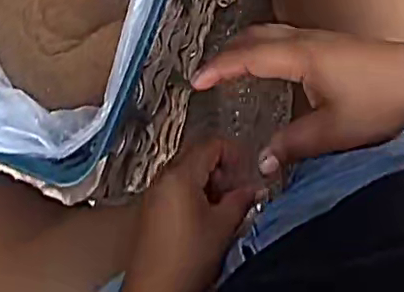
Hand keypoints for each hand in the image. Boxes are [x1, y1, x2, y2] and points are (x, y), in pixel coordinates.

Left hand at [125, 137, 261, 291]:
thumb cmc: (187, 260)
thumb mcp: (222, 227)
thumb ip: (241, 200)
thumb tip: (253, 189)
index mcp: (180, 174)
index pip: (212, 145)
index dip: (234, 153)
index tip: (247, 169)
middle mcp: (163, 178)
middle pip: (198, 155)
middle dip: (222, 169)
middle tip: (238, 188)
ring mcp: (154, 195)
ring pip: (187, 173)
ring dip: (209, 183)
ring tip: (224, 206)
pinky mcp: (150, 212)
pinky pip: (176, 189)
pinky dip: (194, 194)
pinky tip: (205, 218)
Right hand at [192, 25, 403, 174]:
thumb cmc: (377, 101)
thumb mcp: (334, 131)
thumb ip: (294, 144)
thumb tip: (263, 162)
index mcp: (301, 55)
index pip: (249, 56)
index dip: (220, 66)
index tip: (195, 79)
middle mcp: (306, 38)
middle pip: (257, 36)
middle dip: (227, 51)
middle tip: (205, 72)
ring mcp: (320, 36)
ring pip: (272, 32)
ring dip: (246, 44)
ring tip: (229, 63)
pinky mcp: (332, 41)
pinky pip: (286, 35)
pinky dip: (265, 43)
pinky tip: (270, 59)